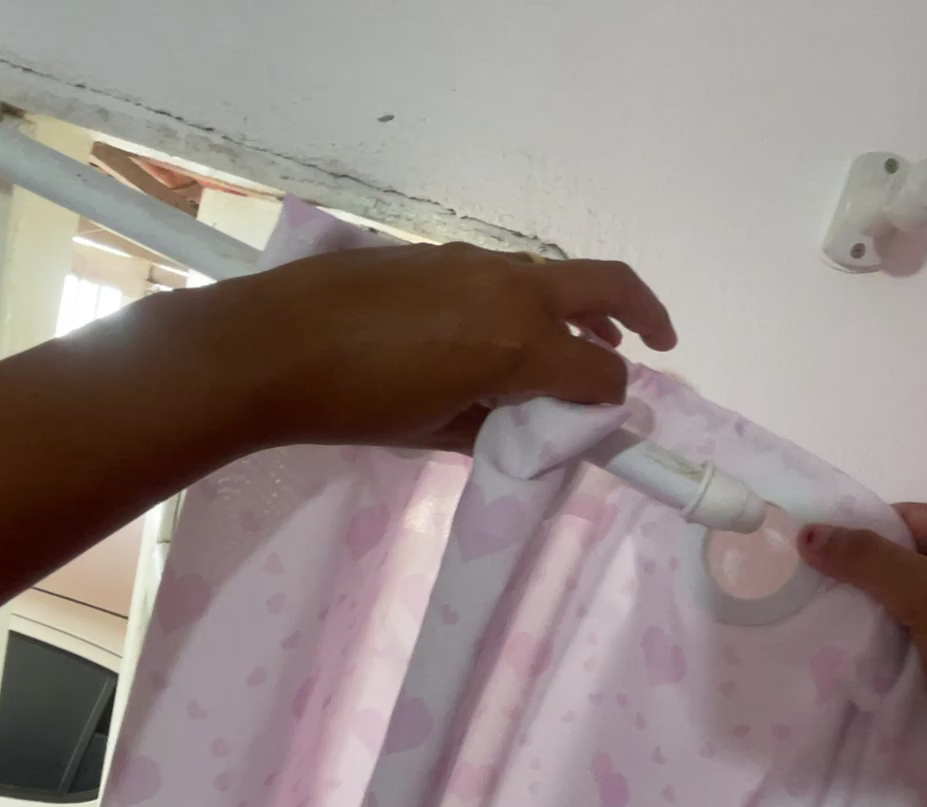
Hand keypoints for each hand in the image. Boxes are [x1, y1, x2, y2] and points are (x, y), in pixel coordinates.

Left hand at [127, 242, 676, 451]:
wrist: (268, 349)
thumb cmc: (358, 406)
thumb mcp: (439, 431)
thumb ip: (500, 423)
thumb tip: (528, 420)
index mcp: (519, 344)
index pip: (598, 371)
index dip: (611, 399)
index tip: (606, 417)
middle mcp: (512, 291)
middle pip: (607, 286)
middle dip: (645, 314)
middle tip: (658, 340)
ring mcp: (475, 263)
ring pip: (554, 278)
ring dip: (582, 309)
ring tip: (582, 341)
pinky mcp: (441, 256)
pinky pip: (506, 276)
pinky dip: (528, 303)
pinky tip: (502, 331)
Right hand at [798, 505, 926, 806]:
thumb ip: (867, 559)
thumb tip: (807, 530)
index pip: (912, 517)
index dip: (860, 532)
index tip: (809, 553)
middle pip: (910, 560)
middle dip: (862, 577)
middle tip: (806, 588)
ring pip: (912, 604)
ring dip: (873, 615)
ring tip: (819, 620)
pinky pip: (921, 638)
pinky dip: (890, 644)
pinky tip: (852, 652)